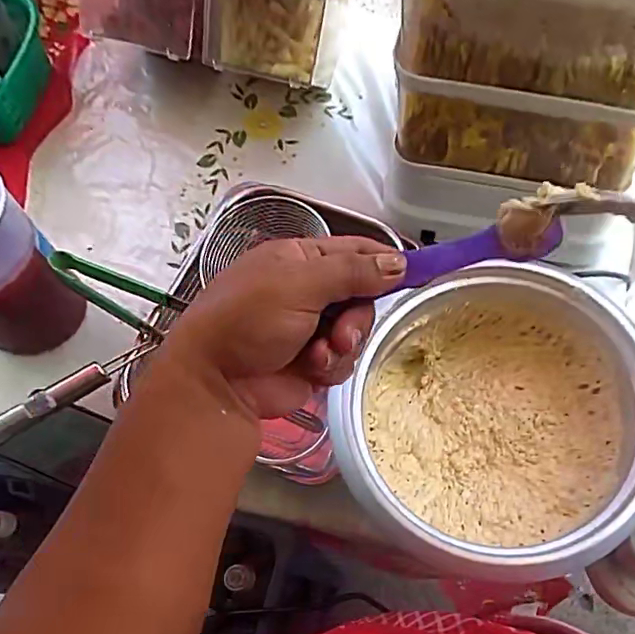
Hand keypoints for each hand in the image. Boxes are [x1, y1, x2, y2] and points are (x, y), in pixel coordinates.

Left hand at [158, 236, 405, 419]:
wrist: (216, 381)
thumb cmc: (247, 321)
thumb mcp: (300, 285)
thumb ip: (351, 273)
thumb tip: (399, 264)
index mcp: (300, 259)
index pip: (356, 252)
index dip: (386, 263)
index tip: (418, 275)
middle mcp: (308, 290)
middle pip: (362, 297)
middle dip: (357, 318)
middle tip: (341, 333)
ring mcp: (310, 328)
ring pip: (356, 333)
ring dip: (343, 345)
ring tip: (319, 354)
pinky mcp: (313, 362)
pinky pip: (344, 361)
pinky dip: (332, 366)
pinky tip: (311, 369)